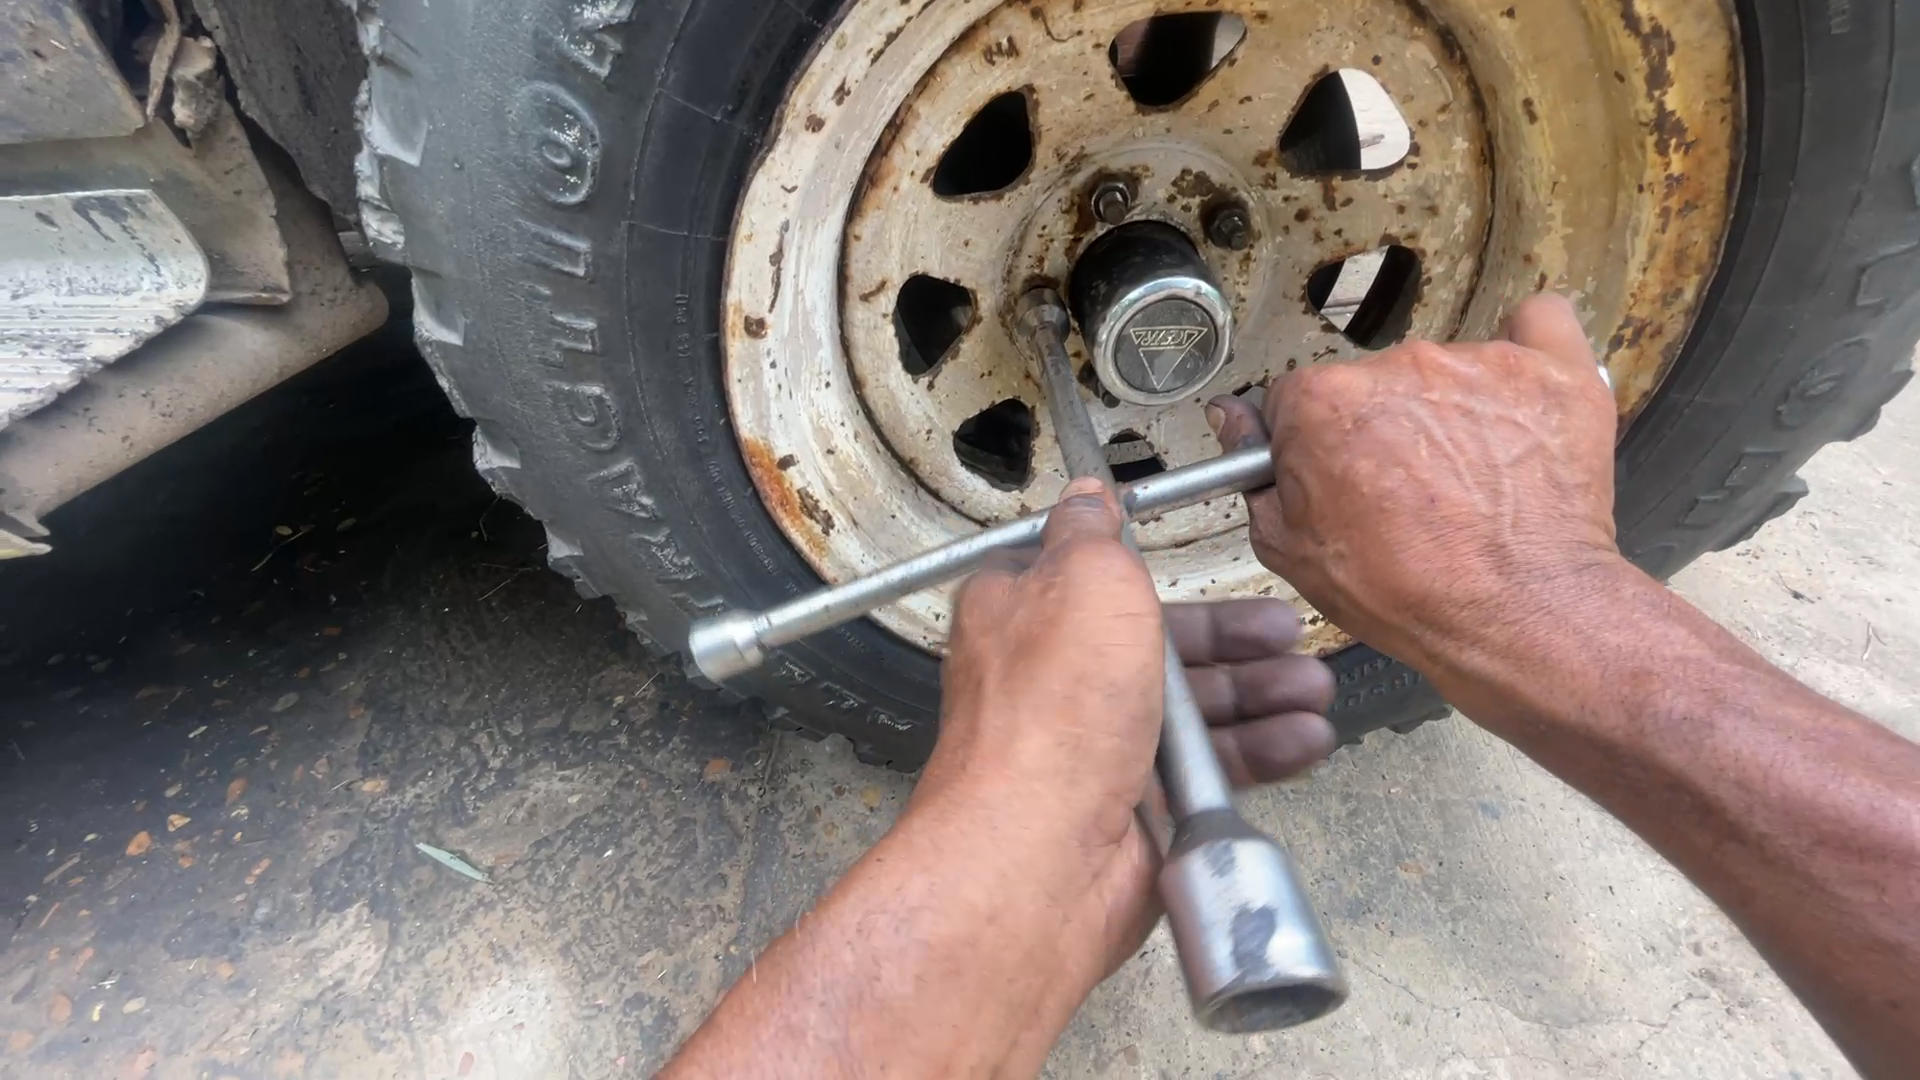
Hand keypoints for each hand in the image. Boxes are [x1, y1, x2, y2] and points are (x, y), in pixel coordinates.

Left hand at [917, 477, 1335, 985]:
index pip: (1087, 574)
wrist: (1044, 848)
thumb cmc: (1058, 699)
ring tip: (1314, 687)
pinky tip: (1305, 737)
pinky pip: (1204, 761)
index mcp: (1023, 610)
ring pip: (1189, 702)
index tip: (1186, 554)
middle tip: (1288, 633)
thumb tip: (1086, 494)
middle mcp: (1054, 672)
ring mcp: (1093, 737)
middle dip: (1230, 635)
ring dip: (1256, 691)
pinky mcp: (1132, 797)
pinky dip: (1256, 747)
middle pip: (1154, 639)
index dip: (1141, 565)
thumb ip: (1091, 530)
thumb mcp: (1084, 579)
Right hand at [1207, 292, 1620, 673]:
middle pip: (1362, 383)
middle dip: (1366, 426)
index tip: (1320, 472)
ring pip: (1434, 370)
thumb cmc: (1398, 586)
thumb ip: (1251, 471)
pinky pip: (1535, 325)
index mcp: (1319, 403)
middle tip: (1388, 486)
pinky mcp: (1550, 372)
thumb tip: (1233, 420)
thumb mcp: (1284, 545)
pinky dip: (1518, 355)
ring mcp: (1475, 364)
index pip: (1290, 398)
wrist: (1510, 612)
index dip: (1301, 441)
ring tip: (1457, 473)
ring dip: (1435, 409)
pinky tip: (1509, 396)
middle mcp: (1391, 367)